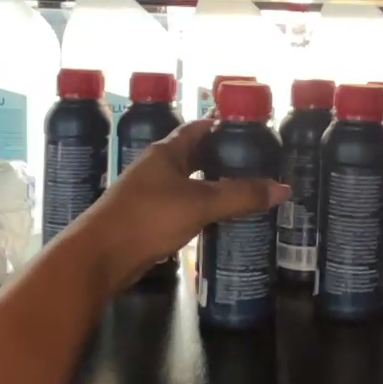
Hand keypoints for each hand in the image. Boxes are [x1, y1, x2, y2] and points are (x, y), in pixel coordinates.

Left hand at [65, 119, 287, 292]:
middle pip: (195, 156)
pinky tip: (219, 220)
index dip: (224, 126)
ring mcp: (150, 194)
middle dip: (223, 159)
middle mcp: (156, 168)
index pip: (199, 128)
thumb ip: (241, 195)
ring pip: (189, 183)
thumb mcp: (200, 203)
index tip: (252, 132)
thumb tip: (283, 188)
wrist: (99, 257)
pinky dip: (202, 209)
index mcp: (166, 152)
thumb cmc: (148, 218)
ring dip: (213, 186)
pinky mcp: (148, 219)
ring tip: (246, 192)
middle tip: (257, 166)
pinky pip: (182, 207)